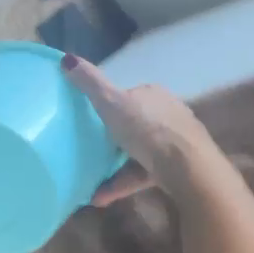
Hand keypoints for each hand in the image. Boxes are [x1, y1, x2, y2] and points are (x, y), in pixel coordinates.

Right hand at [61, 54, 215, 205]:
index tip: (90, 118)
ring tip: (90, 178)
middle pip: (134, 122)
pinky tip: (100, 195)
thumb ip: (89, 82)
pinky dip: (122, 182)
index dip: (108, 104)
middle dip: (114, 135)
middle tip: (88, 146)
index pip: (129, 95)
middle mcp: (169, 114)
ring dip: (115, 164)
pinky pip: (143, 172)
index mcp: (154, 95)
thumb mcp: (110, 102)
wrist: (187, 168)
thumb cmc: (147, 129)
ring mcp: (176, 141)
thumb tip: (66, 58)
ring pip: (139, 150)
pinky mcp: (177, 167)